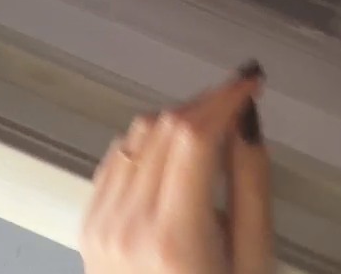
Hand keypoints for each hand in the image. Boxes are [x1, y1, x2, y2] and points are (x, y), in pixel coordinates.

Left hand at [80, 63, 272, 273]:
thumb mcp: (252, 257)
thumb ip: (251, 180)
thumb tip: (246, 119)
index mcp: (172, 236)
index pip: (194, 134)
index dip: (226, 96)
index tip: (251, 82)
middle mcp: (127, 225)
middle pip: (167, 126)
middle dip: (208, 102)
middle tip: (239, 102)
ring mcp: (100, 225)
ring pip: (142, 132)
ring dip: (181, 119)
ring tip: (213, 131)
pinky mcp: (88, 225)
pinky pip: (120, 154)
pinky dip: (151, 140)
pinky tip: (176, 153)